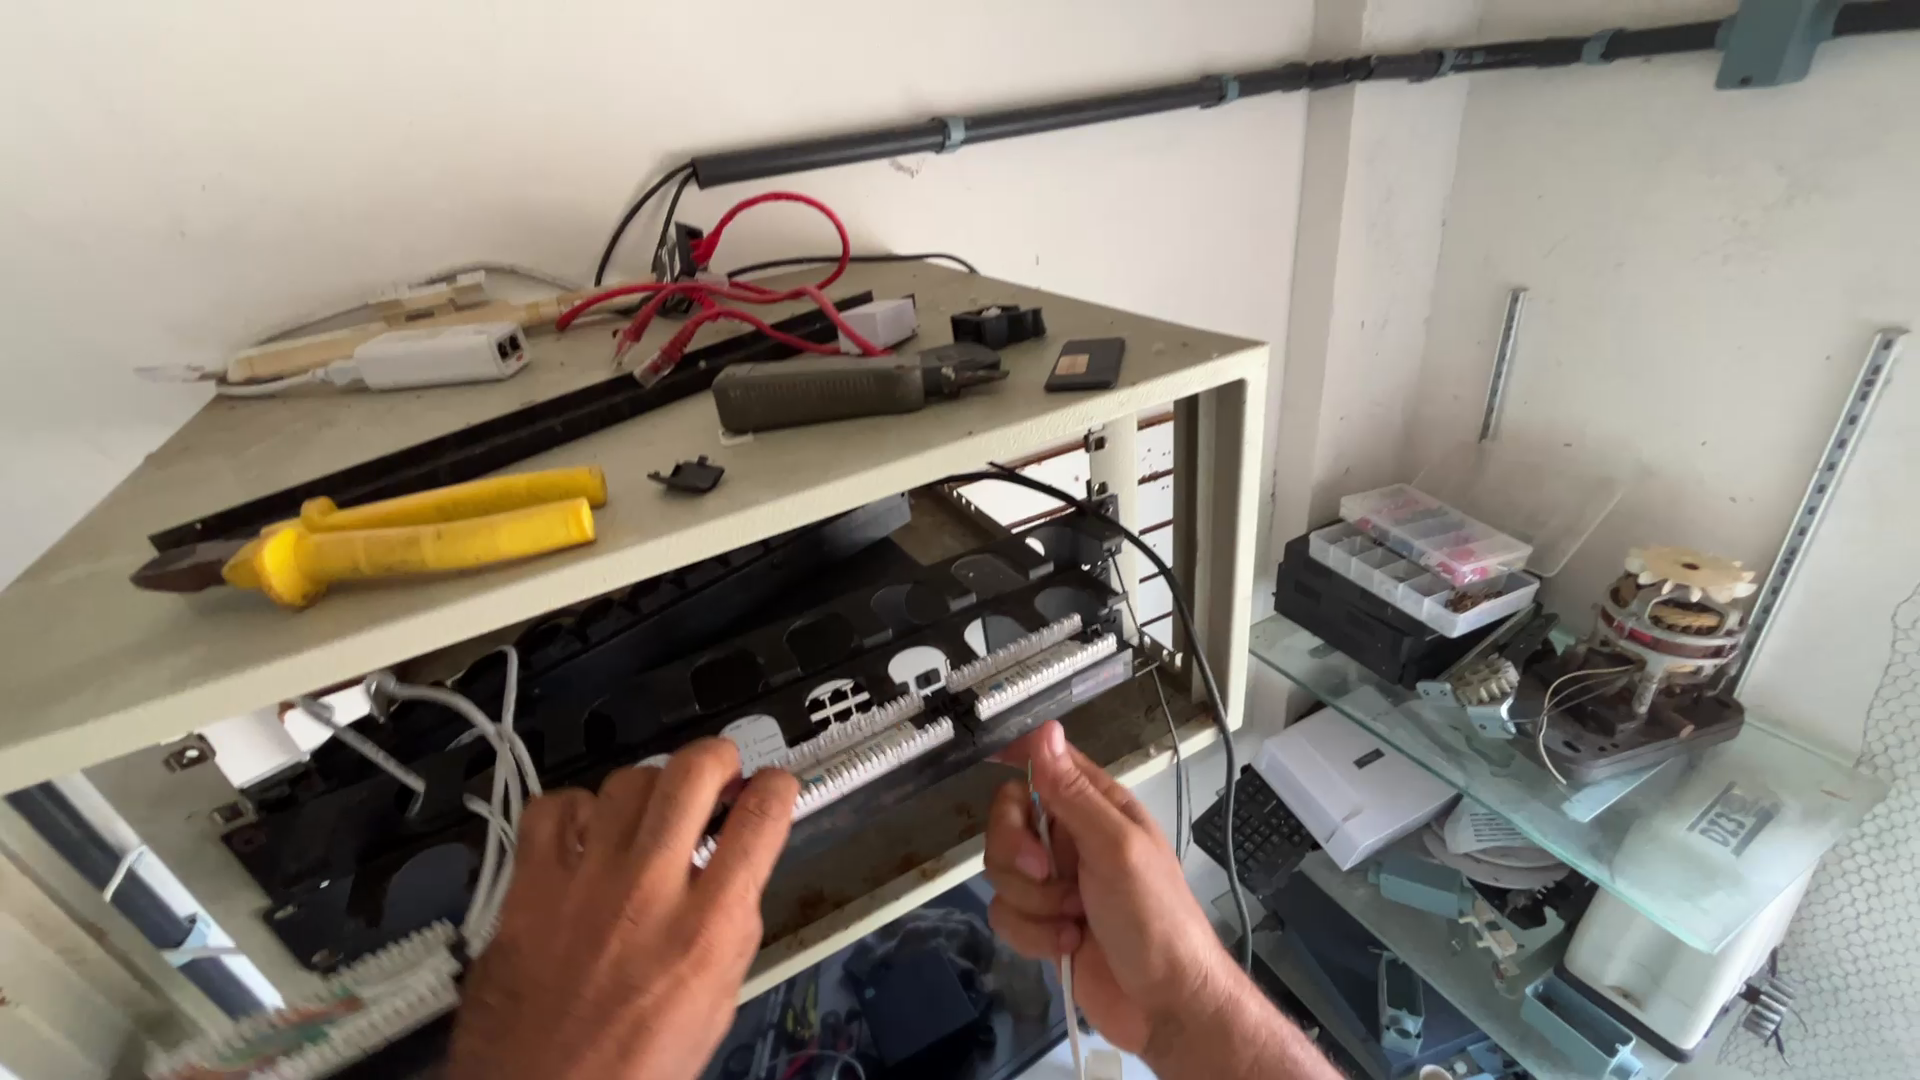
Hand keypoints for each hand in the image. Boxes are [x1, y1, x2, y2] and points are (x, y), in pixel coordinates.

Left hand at [448, 739, 799, 1079]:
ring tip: (651, 815)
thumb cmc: (637, 1067)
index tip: (771, 788)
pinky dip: (577, 810)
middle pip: (694, 770)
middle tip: (717, 777)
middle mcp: (649, 891)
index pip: (762, 813)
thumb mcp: (718, 999)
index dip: (778, 785)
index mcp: (709, 927)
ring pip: (629, 779)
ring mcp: (583, 883)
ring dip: (653, 788)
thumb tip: (737, 859)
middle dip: (718, 757)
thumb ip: (733, 918)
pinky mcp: (526, 890)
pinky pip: (554, 808)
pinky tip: (588, 834)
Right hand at [982, 720, 1234, 1056]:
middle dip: (1017, 849)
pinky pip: (1005, 914)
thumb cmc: (1155, 917)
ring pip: (1001, 870)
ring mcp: (1054, 881)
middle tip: (1044, 871)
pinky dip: (1033, 934)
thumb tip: (1045, 729)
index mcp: (1095, 806)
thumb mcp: (1116, 847)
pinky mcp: (1041, 923)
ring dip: (1034, 901)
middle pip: (1007, 819)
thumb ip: (1073, 793)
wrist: (1167, 1008)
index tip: (991, 760)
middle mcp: (1069, 837)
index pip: (1046, 764)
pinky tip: (1068, 944)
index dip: (1018, 758)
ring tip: (1073, 918)